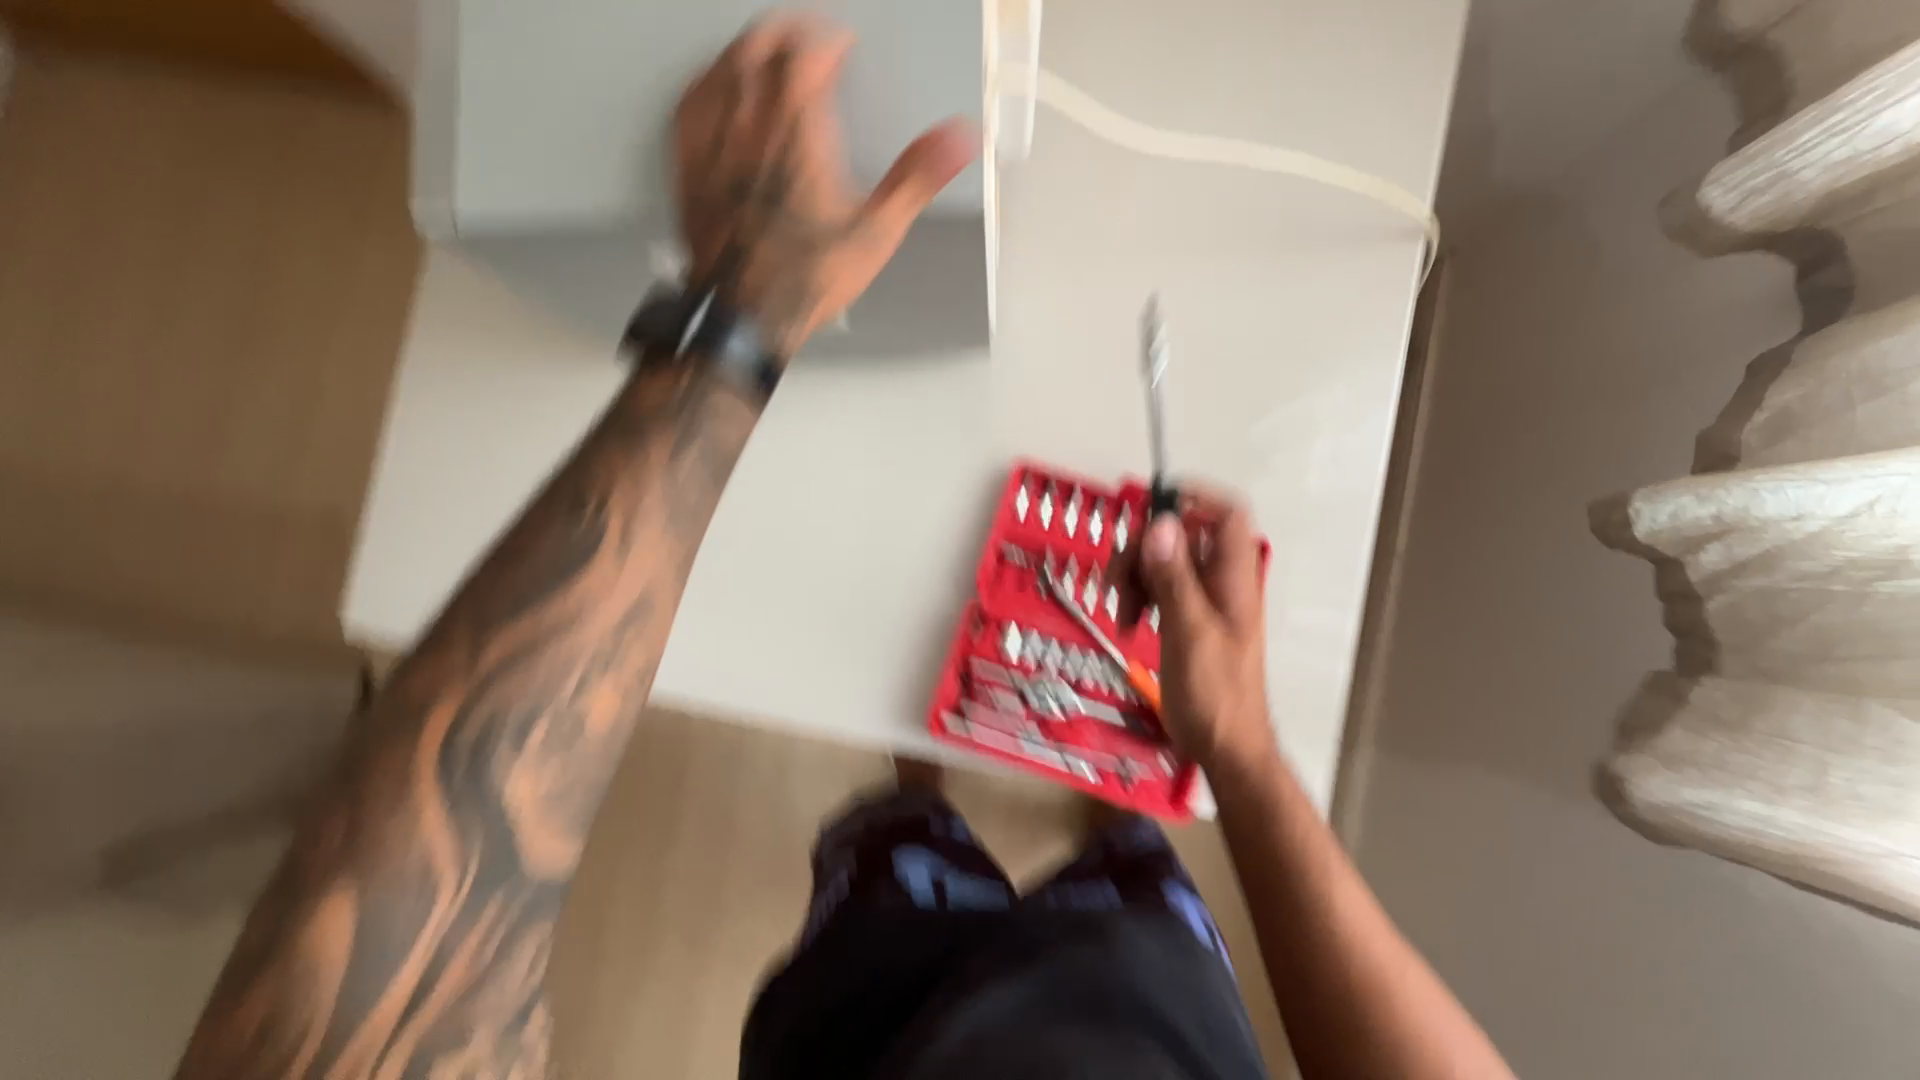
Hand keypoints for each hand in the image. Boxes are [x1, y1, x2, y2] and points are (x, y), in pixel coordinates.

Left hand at [674, 14, 977, 356]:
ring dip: (748, 48)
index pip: (806, 59)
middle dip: (787, 33)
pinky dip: (707, 80)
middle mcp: (752, 130)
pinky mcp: (691, 169)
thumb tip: (960, 139)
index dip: (826, 42)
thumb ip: (917, 177)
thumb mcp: (876, 232)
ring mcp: (715, 147)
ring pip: (723, 69)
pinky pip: (691, 103)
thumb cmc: (806, 278)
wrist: (747, 315)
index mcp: (799, 137)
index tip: (842, 44)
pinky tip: (715, 81)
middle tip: (806, 35)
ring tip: (768, 47)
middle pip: (760, 50)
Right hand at [1134, 495, 1276, 771]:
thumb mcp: (1190, 633)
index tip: (1151, 508)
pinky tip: (1128, 623)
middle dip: (1144, 548)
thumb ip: (1176, 579)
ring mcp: (1202, 600)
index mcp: (1233, 578)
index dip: (1195, 497)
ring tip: (1123, 611)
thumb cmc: (1215, 695)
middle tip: (1121, 579)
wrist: (1225, 747)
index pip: (1226, 514)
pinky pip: (1158, 588)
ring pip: (1162, 561)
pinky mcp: (1185, 619)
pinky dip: (1138, 597)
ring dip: (1134, 576)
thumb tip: (1163, 524)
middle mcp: (1219, 581)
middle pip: (1180, 535)